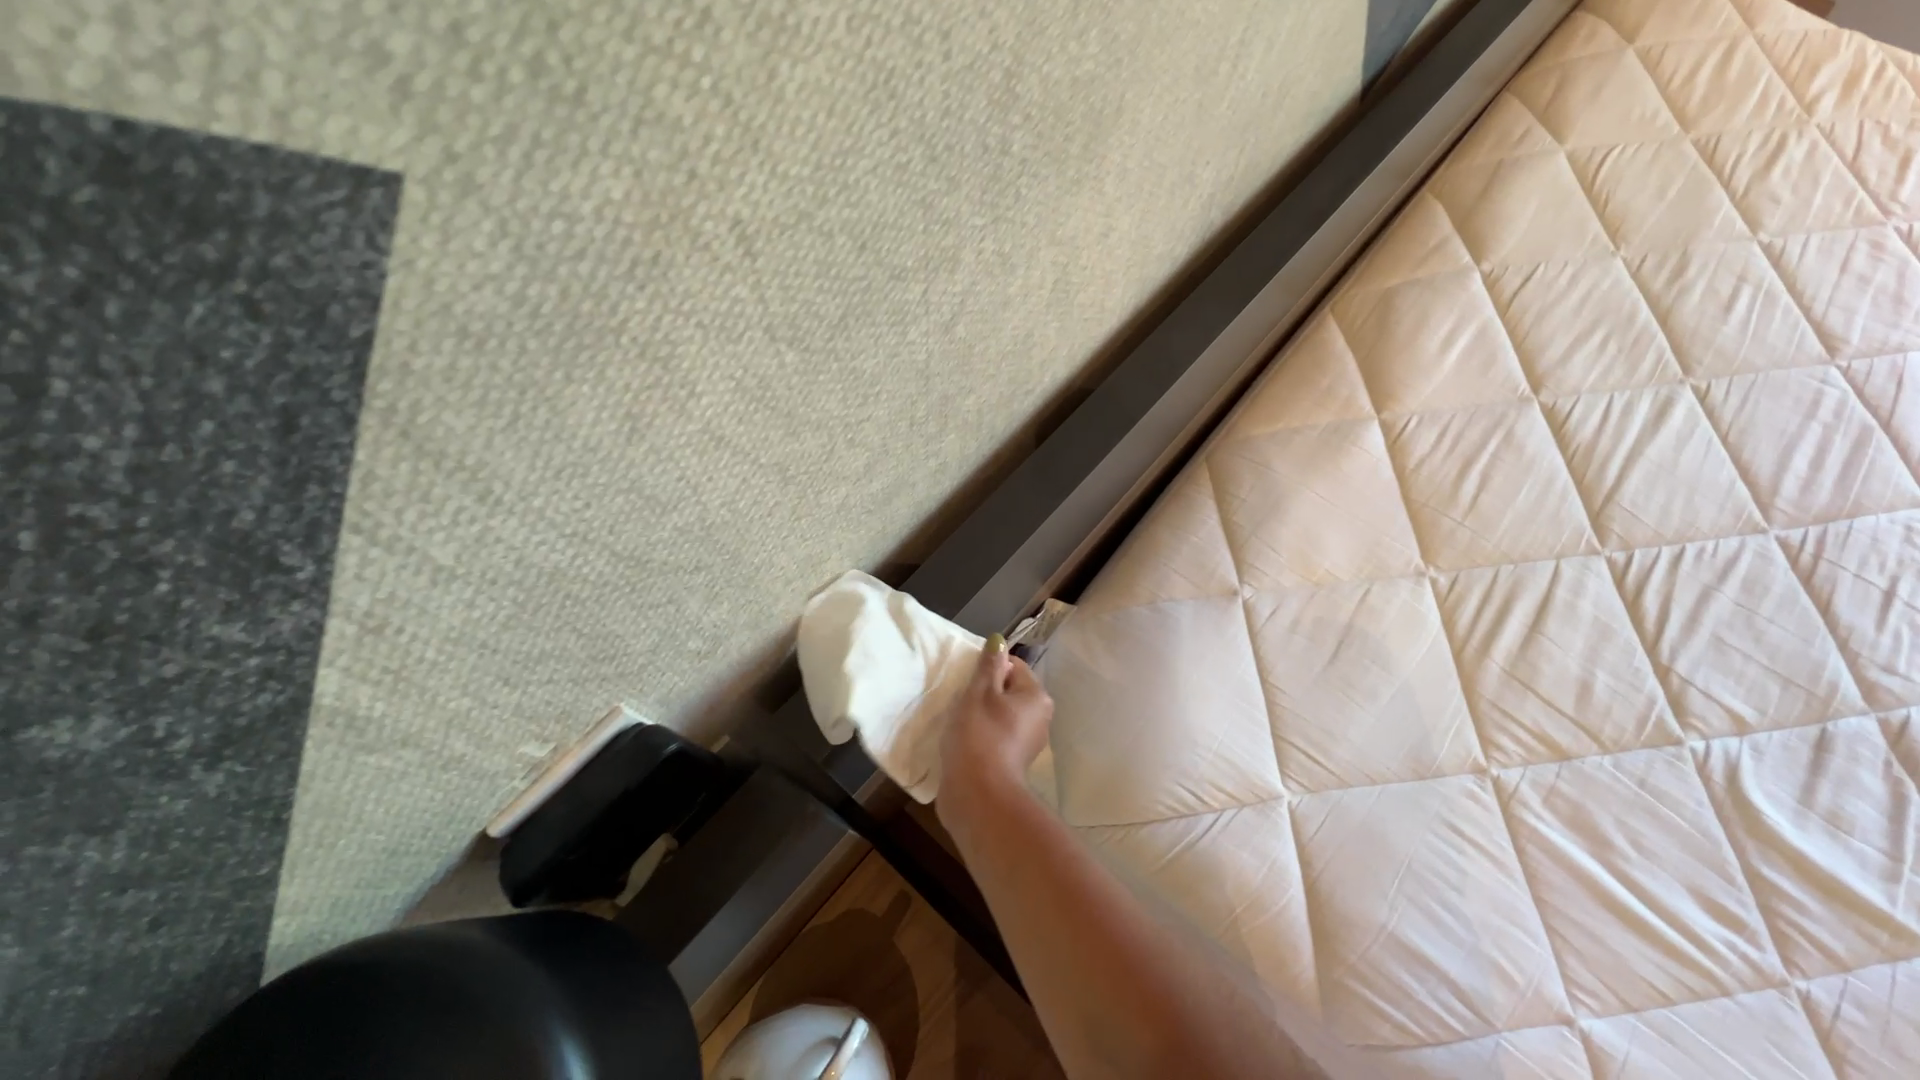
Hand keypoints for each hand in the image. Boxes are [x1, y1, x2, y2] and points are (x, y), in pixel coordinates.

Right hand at [937, 634, 1052, 840]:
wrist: (978, 794)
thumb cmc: (979, 735)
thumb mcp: (979, 692)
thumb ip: (989, 664)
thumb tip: (999, 639)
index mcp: (1037, 696)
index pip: (1014, 666)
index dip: (988, 669)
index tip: (968, 682)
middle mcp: (1040, 718)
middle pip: (1009, 691)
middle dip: (984, 693)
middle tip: (961, 702)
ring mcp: (1028, 743)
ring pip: (1002, 715)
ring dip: (981, 716)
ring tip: (960, 725)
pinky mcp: (1013, 763)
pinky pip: (997, 737)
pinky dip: (982, 736)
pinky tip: (964, 743)